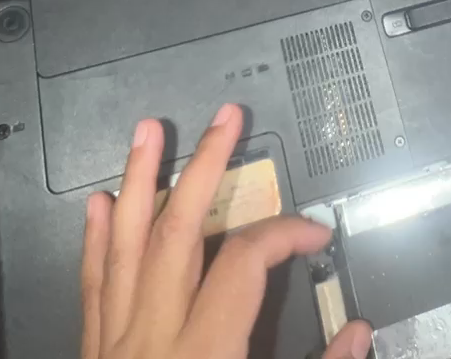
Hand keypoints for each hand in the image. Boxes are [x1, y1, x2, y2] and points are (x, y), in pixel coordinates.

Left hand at [81, 105, 373, 358]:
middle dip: (205, 167)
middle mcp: (152, 339)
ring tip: (148, 130)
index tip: (316, 232)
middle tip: (226, 116)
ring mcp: (115, 346)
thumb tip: (358, 330)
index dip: (285, 232)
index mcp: (202, 355)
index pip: (244, 262)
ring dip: (138, 182)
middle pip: (178, 231)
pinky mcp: (94, 357)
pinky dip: (95, 242)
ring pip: (125, 246)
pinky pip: (92, 288)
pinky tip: (98, 203)